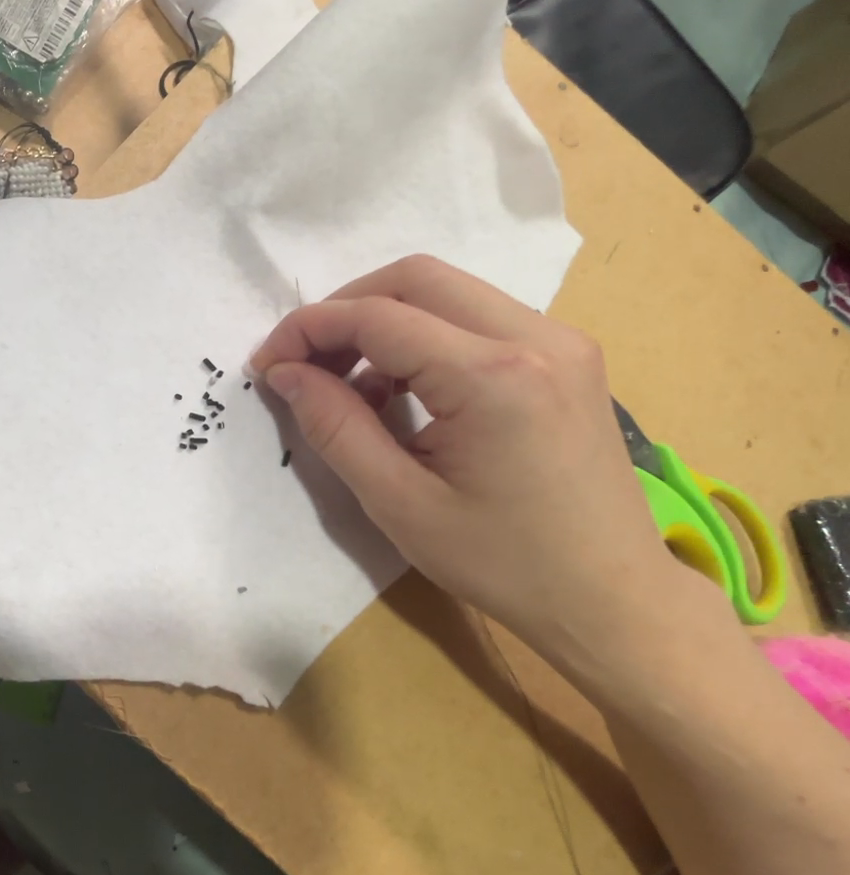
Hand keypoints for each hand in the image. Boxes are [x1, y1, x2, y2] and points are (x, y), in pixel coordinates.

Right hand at [249, 255, 681, 675]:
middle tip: (301, 362)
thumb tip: (284, 373)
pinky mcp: (564, 358)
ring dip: (380, 322)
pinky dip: (419, 338)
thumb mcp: (396, 500)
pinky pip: (475, 317)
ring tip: (344, 384)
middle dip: (342, 310)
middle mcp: (537, 338)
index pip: (378, 316)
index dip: (308, 330)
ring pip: (446, 291)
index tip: (266, 366)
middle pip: (415, 279)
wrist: (608, 595)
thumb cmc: (498, 560)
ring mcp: (560, 342)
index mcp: (494, 377)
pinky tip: (396, 391)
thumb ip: (334, 426)